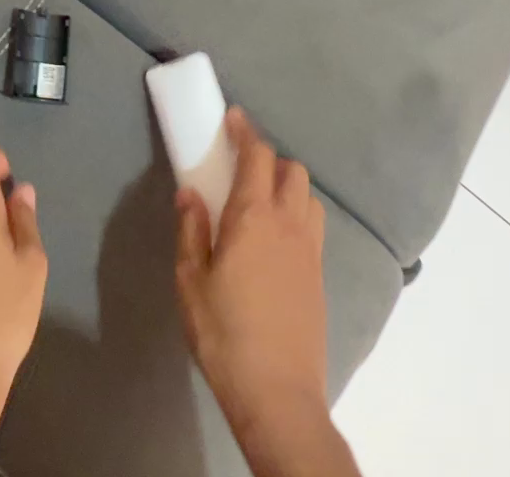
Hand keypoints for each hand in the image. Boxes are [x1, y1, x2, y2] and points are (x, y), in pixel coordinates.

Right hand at [174, 107, 330, 427]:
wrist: (277, 392)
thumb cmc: (223, 332)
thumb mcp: (190, 279)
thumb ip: (191, 229)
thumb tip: (190, 192)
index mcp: (254, 218)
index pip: (258, 158)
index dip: (246, 132)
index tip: (232, 117)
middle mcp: (290, 226)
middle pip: (292, 171)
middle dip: (267, 157)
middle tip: (238, 165)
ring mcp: (310, 252)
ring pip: (307, 198)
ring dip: (286, 185)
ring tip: (257, 200)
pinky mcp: (319, 276)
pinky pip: (312, 226)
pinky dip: (295, 213)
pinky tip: (272, 239)